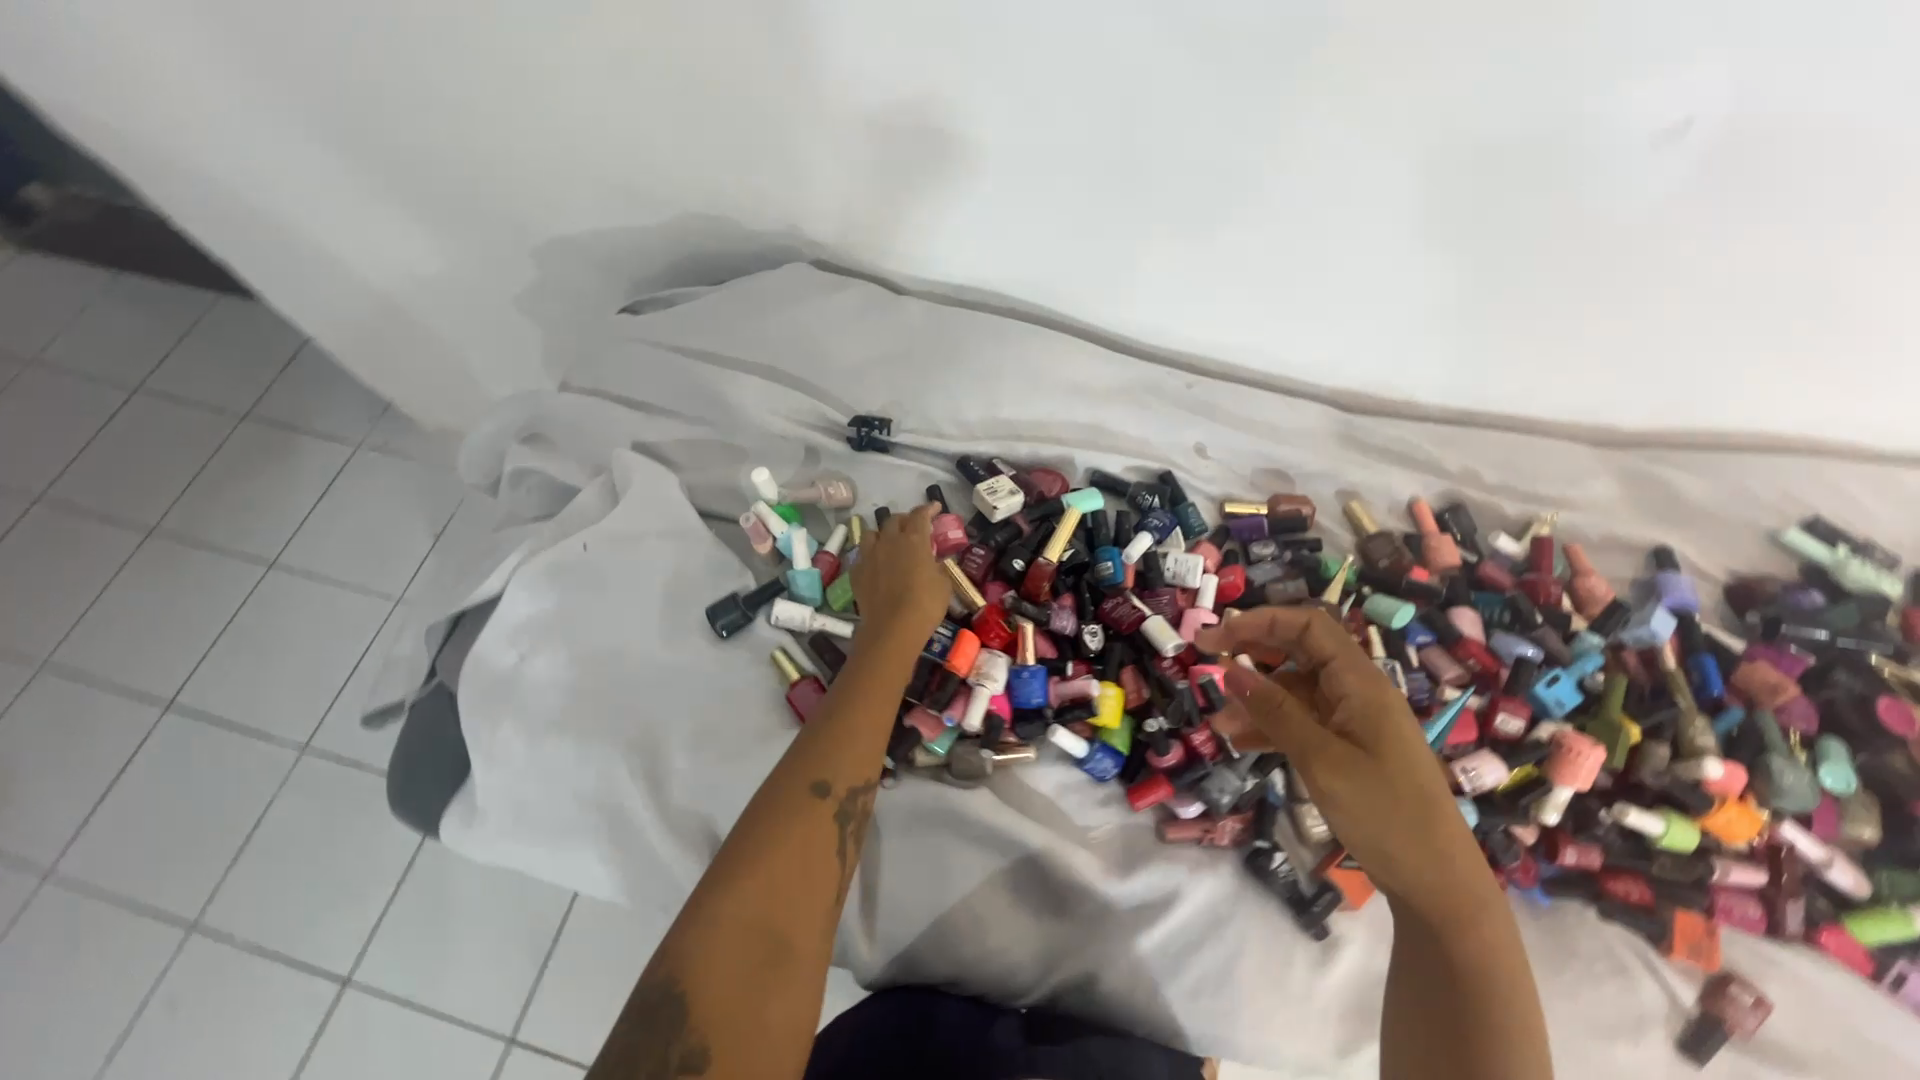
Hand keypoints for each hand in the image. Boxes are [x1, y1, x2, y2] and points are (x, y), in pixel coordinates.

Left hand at [850, 504, 950, 648]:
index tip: (935, 507)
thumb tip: (934, 562)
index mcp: (913, 540)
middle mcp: (889, 541)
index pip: (920, 515)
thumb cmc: (925, 604)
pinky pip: (862, 556)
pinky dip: (871, 556)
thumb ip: (938, 567)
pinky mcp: (856, 572)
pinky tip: (876, 565)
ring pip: (872, 534)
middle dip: (905, 520)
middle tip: (913, 527)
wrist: (892, 628)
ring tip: (889, 543)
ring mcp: (869, 556)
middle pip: (894, 520)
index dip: (928, 509)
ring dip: (882, 534)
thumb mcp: (944, 584)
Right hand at [1194, 607, 1492, 918]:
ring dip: (1256, 700)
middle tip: (1205, 664)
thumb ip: (1275, 712)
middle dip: (1252, 654)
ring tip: (1217, 725)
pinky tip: (1242, 743)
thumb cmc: (1385, 814)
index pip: (1308, 626)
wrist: (1437, 881)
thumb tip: (1230, 670)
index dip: (1259, 621)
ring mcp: (1355, 722)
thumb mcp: (1321, 760)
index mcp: (1361, 682)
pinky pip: (1304, 723)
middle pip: (1299, 653)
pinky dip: (1272, 728)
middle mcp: (1358, 693)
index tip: (1214, 637)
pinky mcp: (1350, 750)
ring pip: (1296, 692)